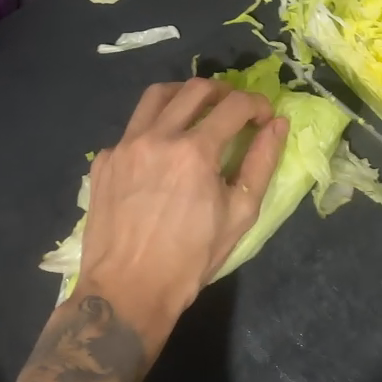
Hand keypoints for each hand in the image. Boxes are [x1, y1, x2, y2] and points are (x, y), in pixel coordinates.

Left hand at [74, 78, 287, 340]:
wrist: (127, 293)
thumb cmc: (190, 259)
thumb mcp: (240, 215)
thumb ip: (262, 162)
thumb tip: (277, 124)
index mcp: (195, 152)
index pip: (235, 105)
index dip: (257, 104)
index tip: (264, 117)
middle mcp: (158, 138)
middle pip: (196, 88)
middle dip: (224, 92)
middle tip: (235, 110)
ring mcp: (125, 146)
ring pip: (157, 95)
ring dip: (184, 95)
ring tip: (197, 111)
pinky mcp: (104, 161)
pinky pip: (132, 127)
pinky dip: (154, 127)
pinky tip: (163, 151)